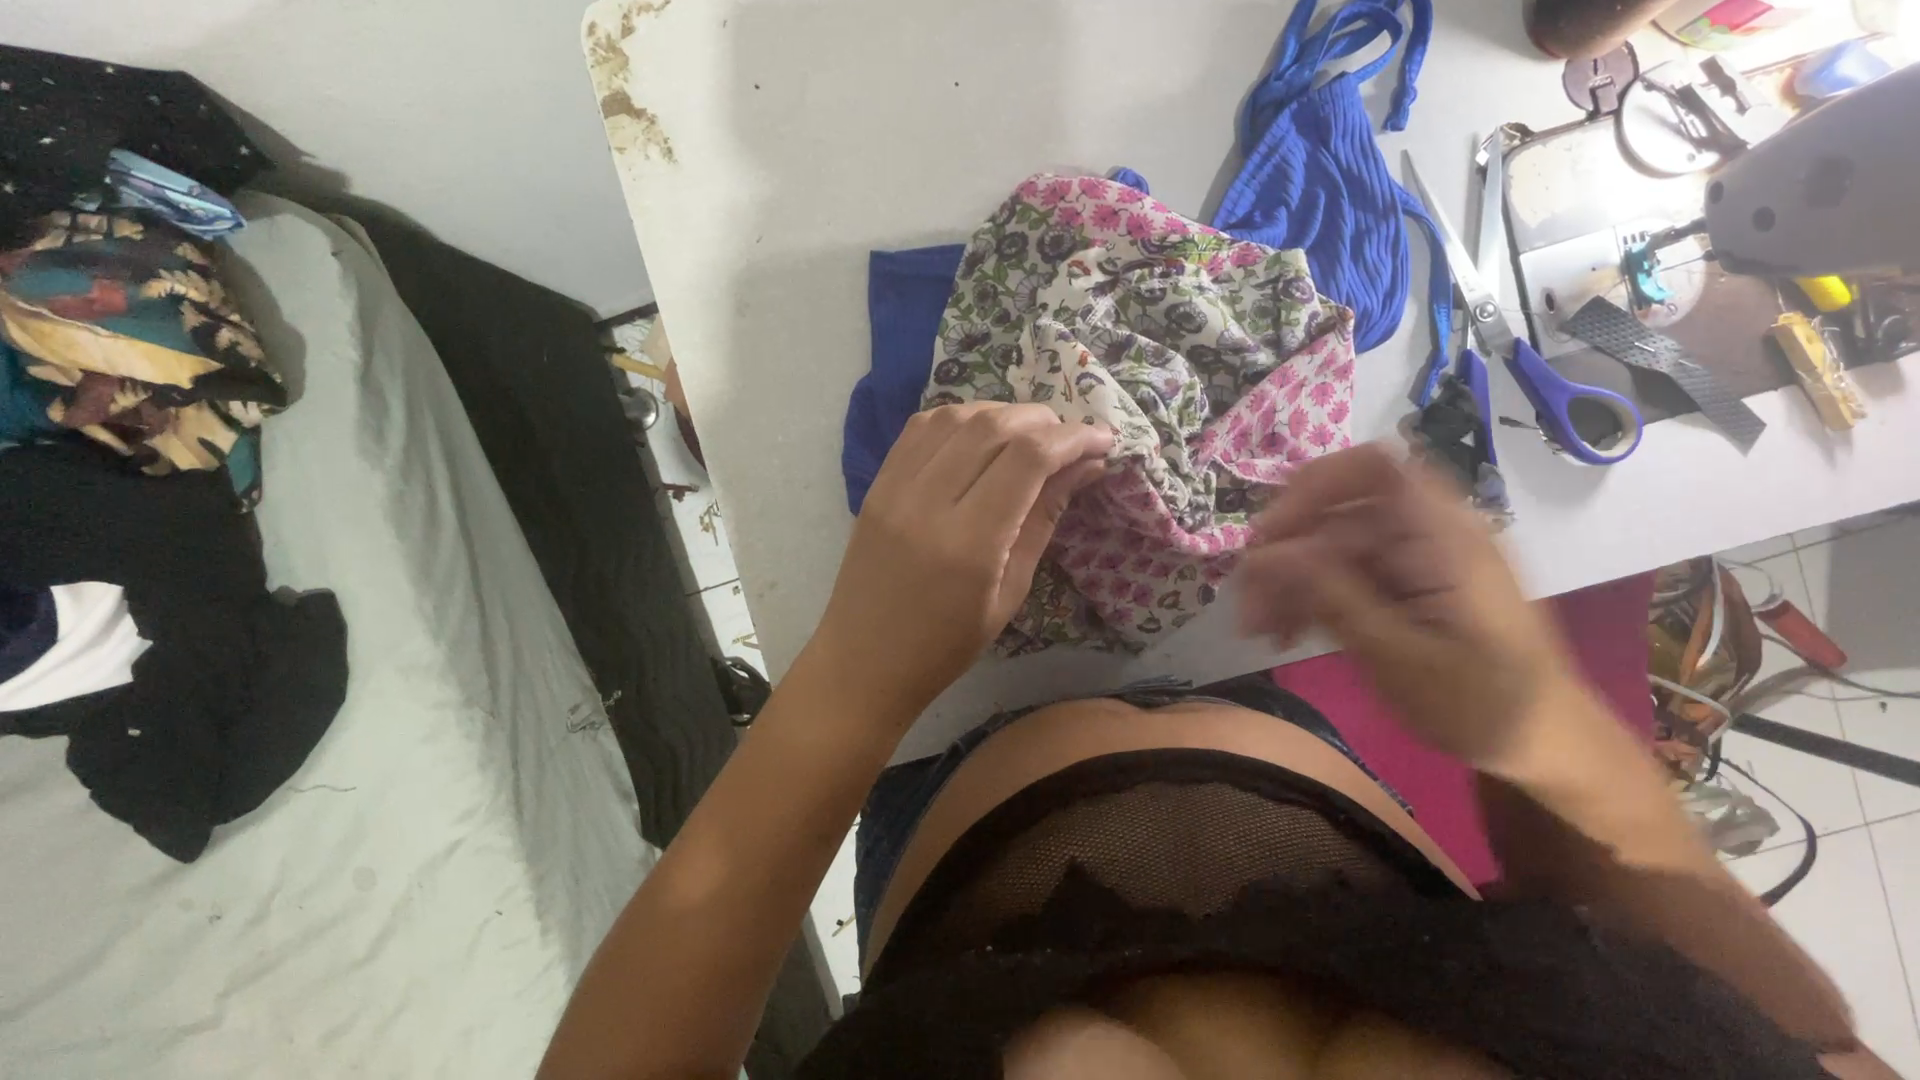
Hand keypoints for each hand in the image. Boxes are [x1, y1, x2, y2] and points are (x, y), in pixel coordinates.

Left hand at [808, 403, 1109, 721]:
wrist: (864, 660)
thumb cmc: (947, 644)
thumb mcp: (1010, 592)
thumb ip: (1044, 520)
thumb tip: (1088, 467)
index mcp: (970, 543)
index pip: (1027, 458)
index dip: (1072, 438)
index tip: (1102, 439)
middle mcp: (928, 503)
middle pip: (993, 426)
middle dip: (1042, 421)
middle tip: (1069, 439)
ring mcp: (894, 488)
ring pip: (956, 417)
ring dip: (1002, 413)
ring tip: (1029, 434)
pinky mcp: (877, 484)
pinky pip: (920, 427)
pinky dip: (960, 418)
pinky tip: (981, 434)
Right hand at [1235, 443, 1584, 772]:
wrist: (1542, 743)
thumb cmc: (1482, 704)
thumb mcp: (1399, 655)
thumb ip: (1332, 596)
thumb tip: (1265, 554)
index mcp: (1442, 535)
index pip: (1373, 468)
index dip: (1314, 486)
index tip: (1270, 536)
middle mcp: (1425, 534)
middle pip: (1337, 510)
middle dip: (1284, 550)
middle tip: (1246, 600)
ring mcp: (1412, 560)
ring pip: (1329, 545)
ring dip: (1286, 580)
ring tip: (1256, 629)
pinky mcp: (1401, 586)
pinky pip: (1340, 574)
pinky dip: (1307, 598)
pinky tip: (1282, 633)